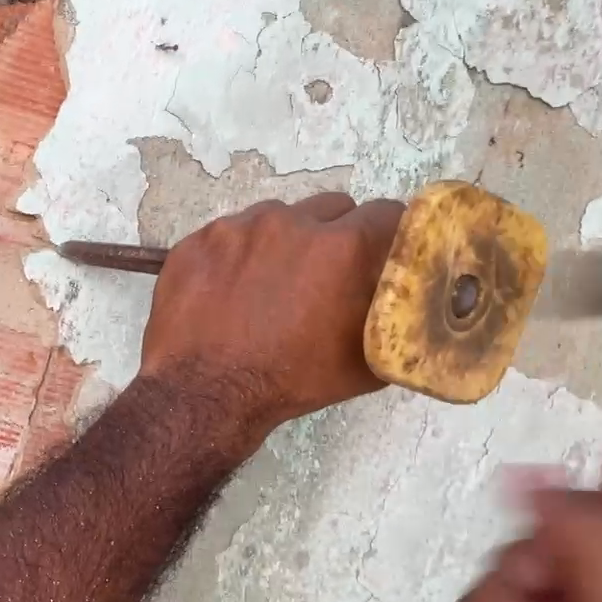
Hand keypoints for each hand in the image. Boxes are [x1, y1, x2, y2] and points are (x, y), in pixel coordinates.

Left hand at [139, 193, 403, 430]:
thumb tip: (408, 294)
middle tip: (320, 274)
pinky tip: (225, 290)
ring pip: (273, 218)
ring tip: (267, 284)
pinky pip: (225, 236)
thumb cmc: (290, 381)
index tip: (379, 255)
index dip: (386, 235)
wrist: (203, 392)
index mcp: (340, 246)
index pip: (384, 214)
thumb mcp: (368, 357)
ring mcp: (232, 230)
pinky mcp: (193, 242)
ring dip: (279, 241)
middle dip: (333, 235)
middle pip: (327, 209)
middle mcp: (286, 223)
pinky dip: (232, 255)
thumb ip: (396, 313)